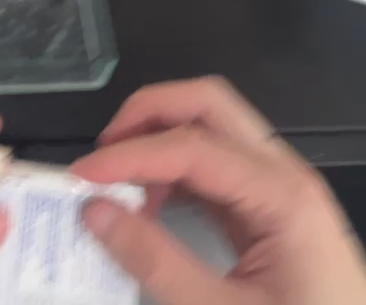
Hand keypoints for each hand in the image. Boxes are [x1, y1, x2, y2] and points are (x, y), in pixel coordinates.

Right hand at [72, 77, 365, 304]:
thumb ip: (157, 261)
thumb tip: (93, 210)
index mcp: (282, 194)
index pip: (190, 145)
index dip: (129, 155)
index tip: (81, 177)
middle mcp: (284, 172)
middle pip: (208, 103)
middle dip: (148, 114)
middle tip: (104, 152)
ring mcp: (281, 187)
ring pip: (212, 125)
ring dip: (160, 137)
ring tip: (121, 182)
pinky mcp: (274, 208)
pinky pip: (217, 163)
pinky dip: (176, 168)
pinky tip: (152, 203)